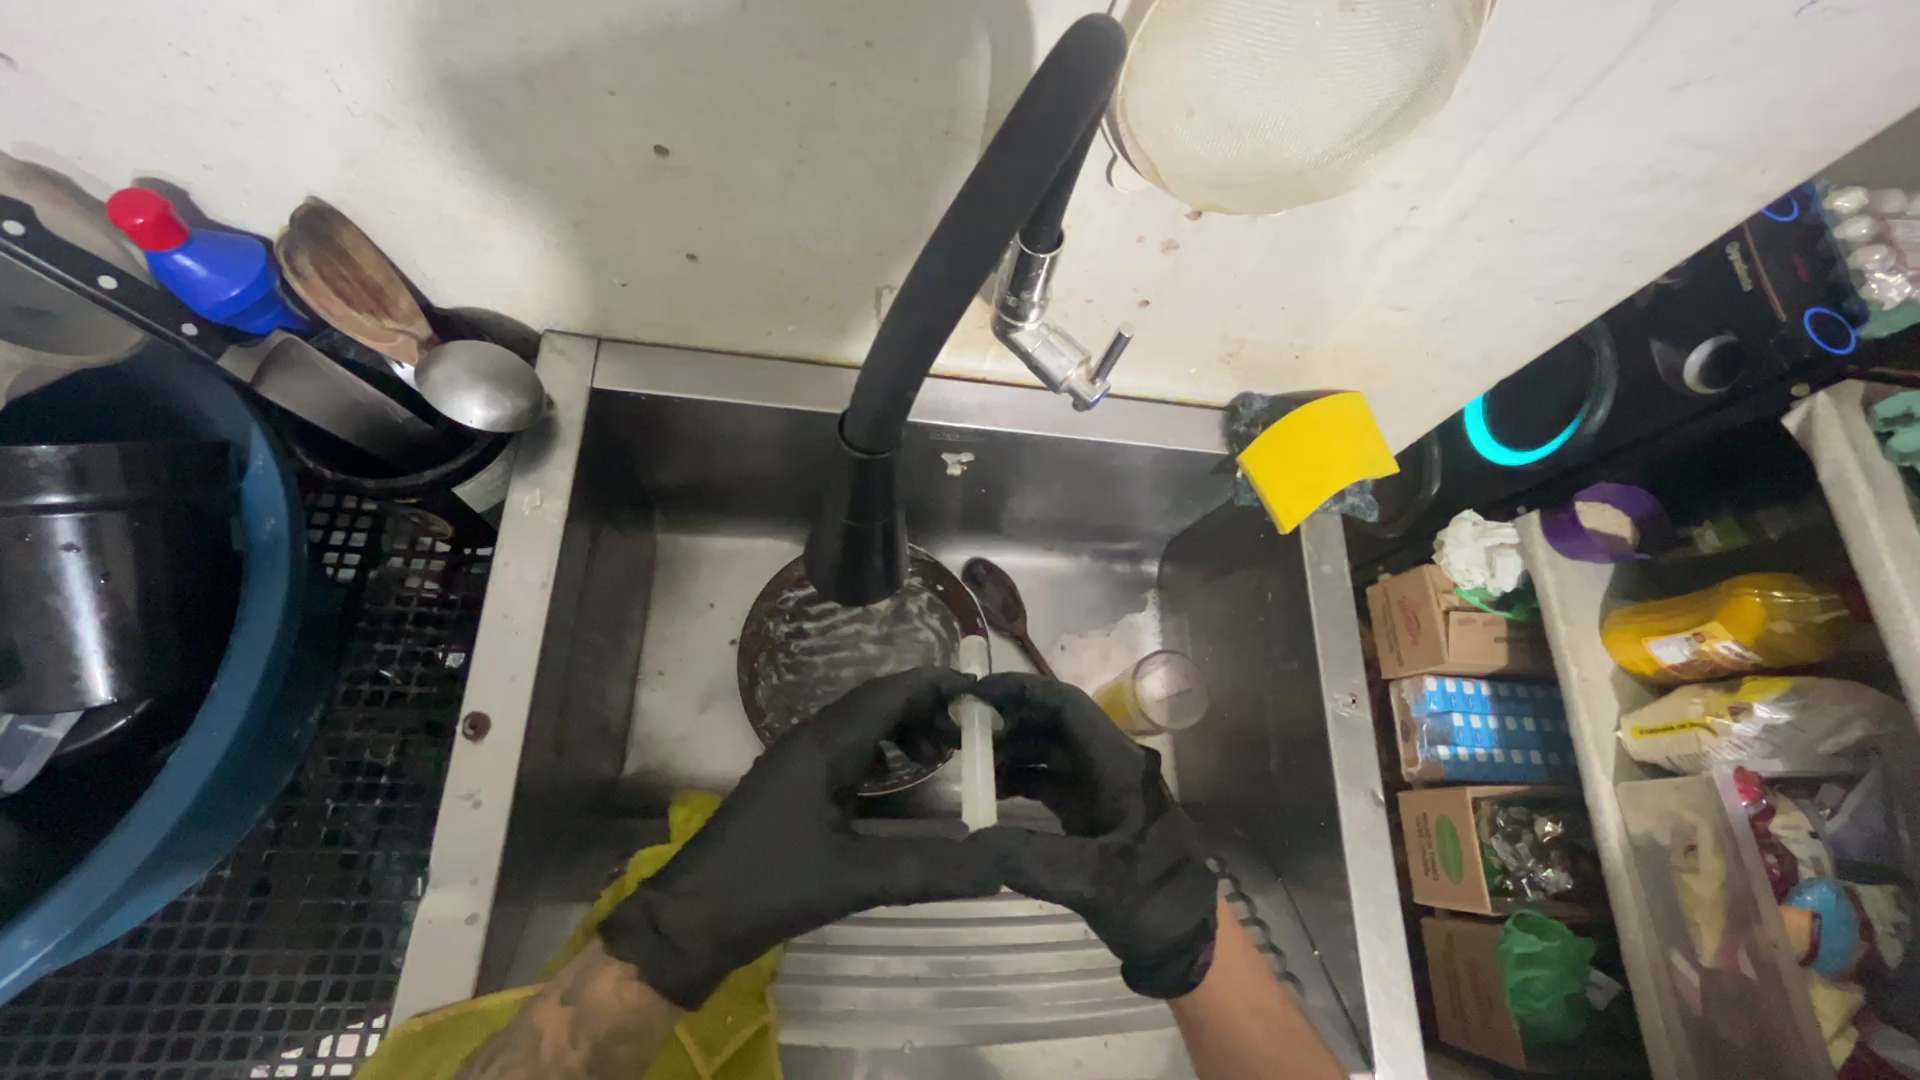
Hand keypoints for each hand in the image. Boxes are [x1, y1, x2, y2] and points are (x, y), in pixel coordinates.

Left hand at [597, 668, 1002, 1009]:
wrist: (691, 919)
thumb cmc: (768, 887)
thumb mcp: (855, 879)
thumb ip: (929, 868)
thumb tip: (998, 866)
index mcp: (824, 745)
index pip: (889, 692)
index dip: (936, 687)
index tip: (981, 698)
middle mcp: (811, 739)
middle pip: (877, 702)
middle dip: (926, 710)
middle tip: (971, 734)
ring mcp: (798, 761)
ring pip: (861, 726)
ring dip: (903, 732)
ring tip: (943, 757)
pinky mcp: (794, 785)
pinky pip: (848, 752)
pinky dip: (882, 756)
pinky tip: (901, 787)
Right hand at [971, 672, 1217, 998]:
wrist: (1188, 940)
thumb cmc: (1156, 899)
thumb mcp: (1096, 880)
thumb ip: (1033, 858)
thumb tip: (973, 840)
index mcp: (1118, 763)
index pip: (1066, 705)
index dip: (1022, 691)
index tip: (978, 694)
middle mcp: (1109, 765)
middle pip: (1054, 723)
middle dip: (1010, 719)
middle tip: (962, 727)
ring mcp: (1101, 789)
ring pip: (1050, 751)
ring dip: (1012, 749)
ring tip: (968, 759)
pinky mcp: (1093, 813)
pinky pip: (1050, 781)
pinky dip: (1021, 780)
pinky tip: (990, 790)